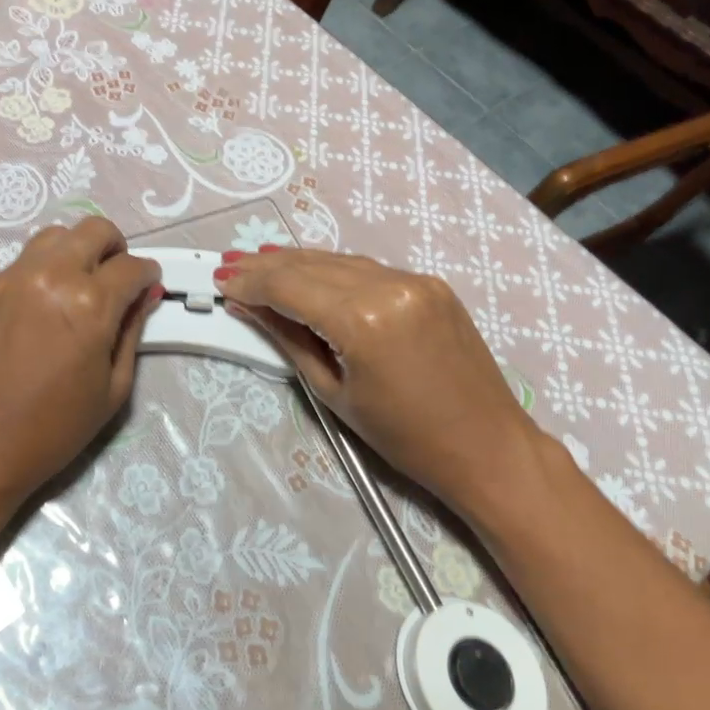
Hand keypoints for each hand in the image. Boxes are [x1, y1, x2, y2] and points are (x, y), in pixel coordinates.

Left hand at [0, 218, 163, 508]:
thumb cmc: (52, 429)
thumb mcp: (112, 389)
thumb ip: (131, 332)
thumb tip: (143, 297)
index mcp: (89, 303)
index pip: (131, 267)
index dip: (147, 276)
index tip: (149, 287)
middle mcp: (51, 275)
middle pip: (94, 230)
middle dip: (116, 248)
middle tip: (118, 280)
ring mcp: (14, 277)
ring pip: (57, 235)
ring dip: (78, 250)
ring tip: (82, 285)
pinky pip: (26, 259)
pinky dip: (47, 266)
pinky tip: (47, 303)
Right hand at [214, 249, 538, 510]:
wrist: (489, 448)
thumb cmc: (405, 437)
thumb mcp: (334, 393)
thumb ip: (288, 340)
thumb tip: (248, 306)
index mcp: (362, 320)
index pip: (289, 286)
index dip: (251, 282)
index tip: (220, 281)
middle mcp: (389, 287)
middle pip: (311, 265)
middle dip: (266, 266)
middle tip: (229, 266)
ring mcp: (415, 281)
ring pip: (339, 261)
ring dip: (297, 262)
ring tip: (259, 263)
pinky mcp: (431, 284)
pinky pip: (368, 270)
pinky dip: (333, 270)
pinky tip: (309, 273)